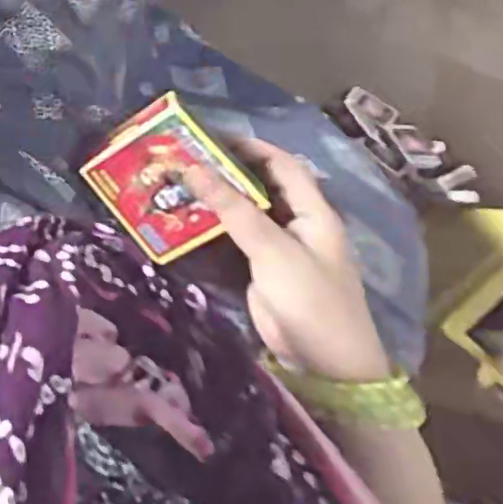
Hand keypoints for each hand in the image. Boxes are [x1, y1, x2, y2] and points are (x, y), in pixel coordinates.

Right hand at [181, 139, 392, 382]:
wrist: (325, 367)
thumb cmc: (311, 300)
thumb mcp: (272, 249)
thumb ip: (232, 208)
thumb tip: (191, 166)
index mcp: (313, 213)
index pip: (283, 165)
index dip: (250, 146)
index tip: (209, 136)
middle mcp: (297, 224)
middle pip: (261, 184)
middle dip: (226, 168)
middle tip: (184, 158)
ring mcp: (279, 247)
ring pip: (244, 209)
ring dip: (215, 195)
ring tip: (177, 182)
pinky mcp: (261, 268)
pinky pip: (235, 235)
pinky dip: (212, 222)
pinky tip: (185, 217)